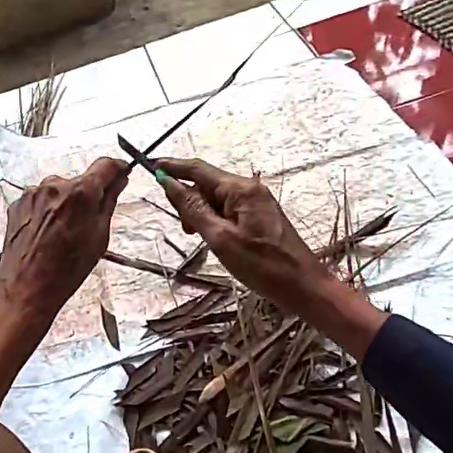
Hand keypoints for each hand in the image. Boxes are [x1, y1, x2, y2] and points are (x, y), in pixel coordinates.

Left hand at [0, 157, 128, 328]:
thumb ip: (109, 202)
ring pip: (60, 190)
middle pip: (81, 180)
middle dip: (88, 195)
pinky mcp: (19, 203)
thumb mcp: (99, 237)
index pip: (106, 165)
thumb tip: (118, 182)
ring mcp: (34, 194)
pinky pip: (41, 199)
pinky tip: (49, 234)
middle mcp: (55, 186)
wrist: (26, 287)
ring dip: (66, 204)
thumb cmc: (63, 271)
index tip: (120, 173)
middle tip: (90, 221)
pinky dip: (48, 211)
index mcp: (80, 193)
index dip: (117, 169)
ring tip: (65, 234)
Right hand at [153, 158, 387, 357]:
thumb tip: (168, 182)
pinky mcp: (258, 216)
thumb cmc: (262, 265)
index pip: (198, 169)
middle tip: (186, 229)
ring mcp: (255, 202)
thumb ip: (192, 208)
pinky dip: (214, 221)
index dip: (172, 167)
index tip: (148, 166)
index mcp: (240, 189)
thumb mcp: (220, 238)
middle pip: (206, 184)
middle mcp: (249, 189)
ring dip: (200, 214)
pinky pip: (227, 210)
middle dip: (188, 200)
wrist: (304, 286)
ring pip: (215, 199)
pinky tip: (214, 240)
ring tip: (200, 239)